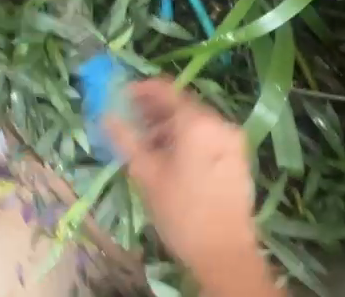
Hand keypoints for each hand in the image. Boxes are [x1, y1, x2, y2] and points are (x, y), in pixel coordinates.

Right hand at [106, 79, 281, 295]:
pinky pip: (207, 136)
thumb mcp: (145, 173)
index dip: (139, 90)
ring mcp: (232, 142)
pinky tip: (171, 159)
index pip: (164, 89)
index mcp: (197, 122)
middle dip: (152, 112)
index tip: (120, 98)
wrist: (226, 256)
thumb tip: (106, 115)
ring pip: (194, 122)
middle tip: (129, 124)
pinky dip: (187, 139)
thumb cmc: (181, 212)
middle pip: (180, 104)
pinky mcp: (238, 159)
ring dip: (168, 127)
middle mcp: (219, 123)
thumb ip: (124, 137)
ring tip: (147, 146)